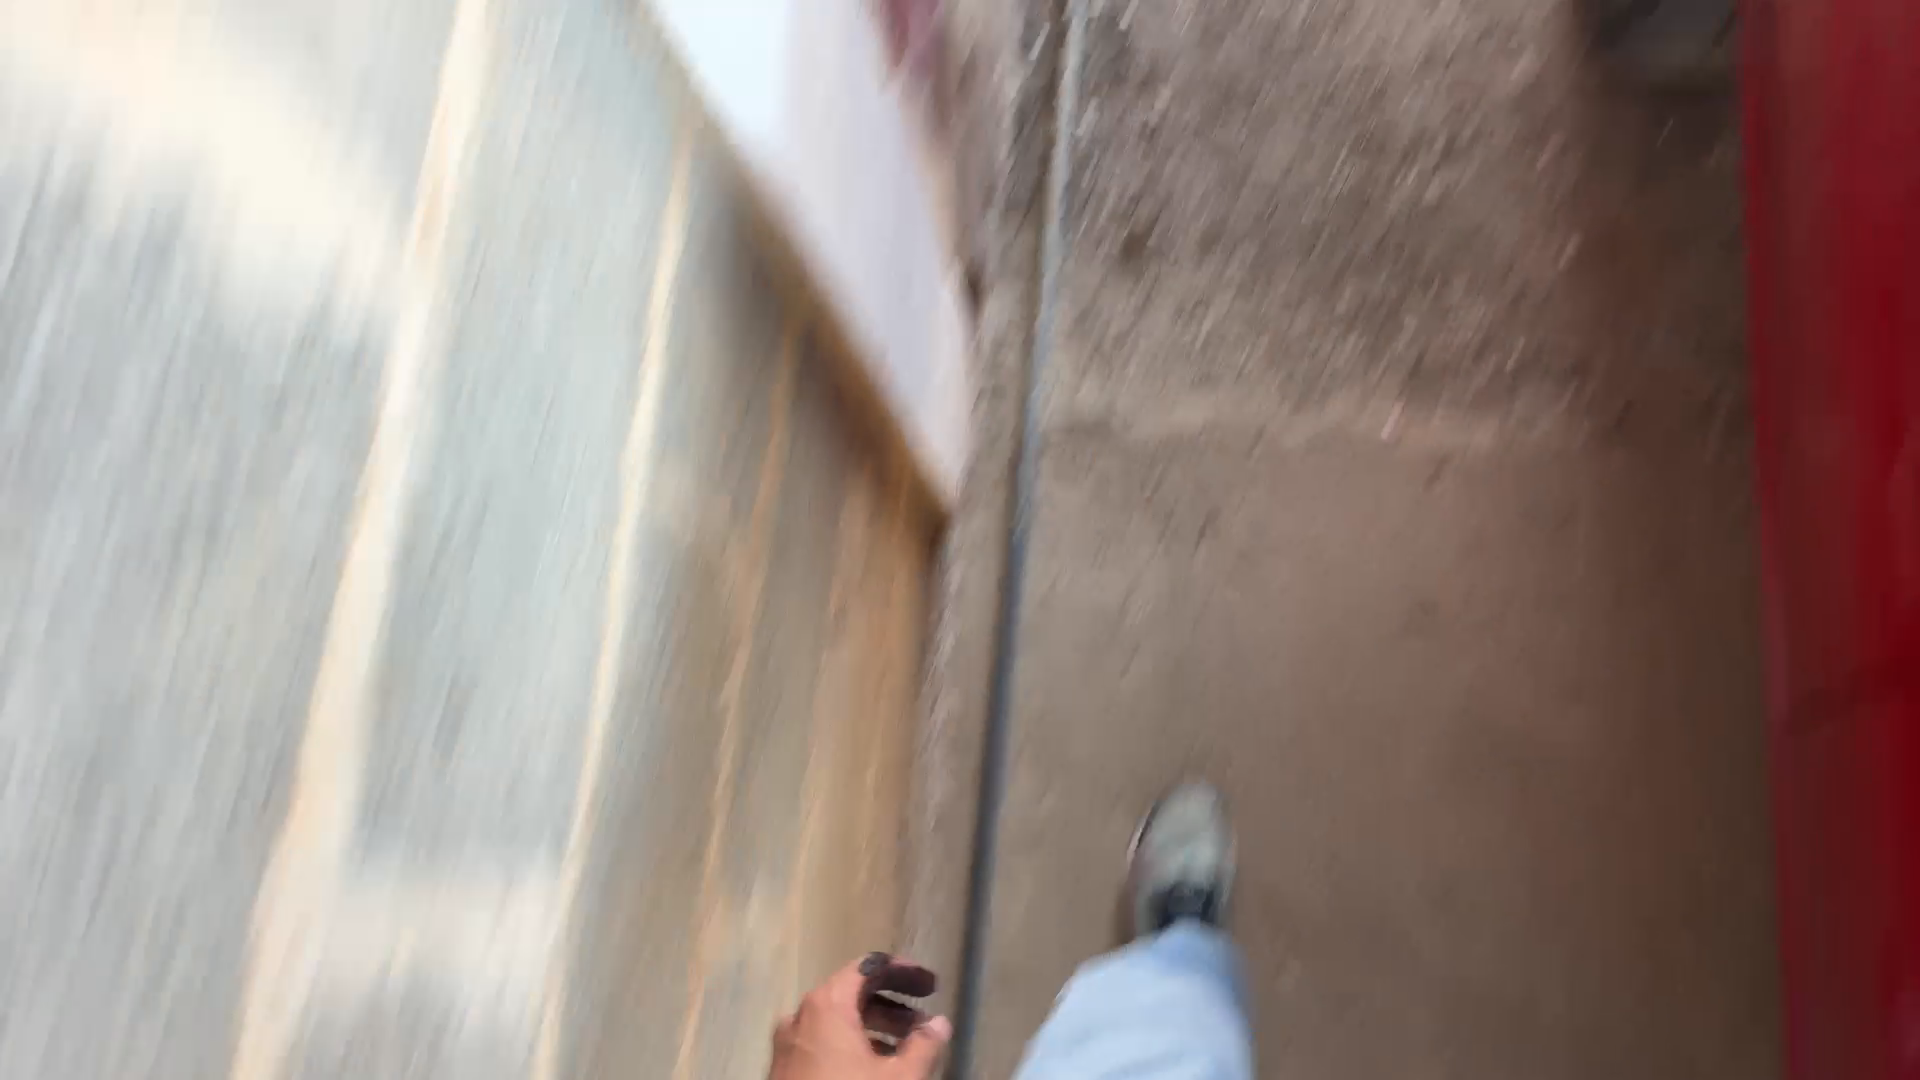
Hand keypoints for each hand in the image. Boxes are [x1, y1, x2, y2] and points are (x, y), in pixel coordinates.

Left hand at [769, 953, 951, 1079]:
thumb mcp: (899, 1078)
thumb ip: (923, 1046)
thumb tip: (940, 1024)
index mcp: (827, 1003)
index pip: (870, 967)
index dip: (904, 972)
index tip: (931, 986)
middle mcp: (802, 1015)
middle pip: (853, 993)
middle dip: (892, 1005)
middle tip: (923, 1022)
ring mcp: (788, 1045)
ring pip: (838, 1021)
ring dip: (874, 1028)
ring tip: (906, 1049)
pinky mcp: (784, 1072)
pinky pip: (823, 1044)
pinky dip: (851, 1047)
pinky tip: (875, 1069)